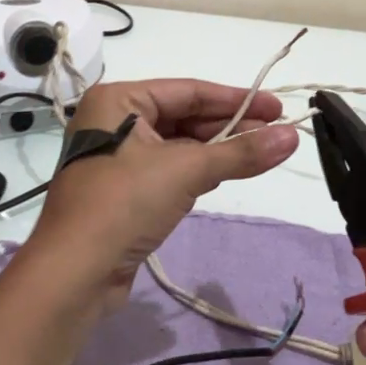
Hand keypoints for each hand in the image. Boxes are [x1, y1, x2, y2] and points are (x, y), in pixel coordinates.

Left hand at [24, 79, 298, 298]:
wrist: (73, 274)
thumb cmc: (124, 203)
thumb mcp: (186, 170)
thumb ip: (239, 152)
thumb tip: (292, 136)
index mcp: (119, 100)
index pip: (188, 90)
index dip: (236, 99)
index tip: (277, 107)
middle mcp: (114, 121)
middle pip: (184, 116)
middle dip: (230, 126)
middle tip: (276, 133)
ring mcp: (117, 158)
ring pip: (179, 145)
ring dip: (218, 150)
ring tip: (262, 152)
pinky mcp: (124, 192)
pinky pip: (170, 170)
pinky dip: (199, 171)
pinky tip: (228, 173)